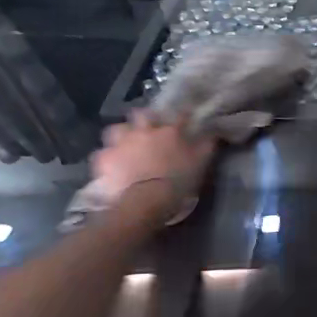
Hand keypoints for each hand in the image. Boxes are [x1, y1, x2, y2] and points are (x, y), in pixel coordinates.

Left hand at [91, 112, 216, 221]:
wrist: (144, 202)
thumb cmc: (177, 184)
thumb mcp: (199, 165)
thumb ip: (206, 146)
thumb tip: (213, 131)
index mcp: (169, 131)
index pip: (179, 114)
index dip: (182, 115)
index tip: (184, 119)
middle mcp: (143, 130)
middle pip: (142, 114)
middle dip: (144, 119)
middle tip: (147, 131)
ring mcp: (121, 142)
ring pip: (118, 128)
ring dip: (121, 134)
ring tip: (125, 145)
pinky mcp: (104, 158)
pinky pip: (103, 153)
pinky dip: (107, 157)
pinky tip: (111, 164)